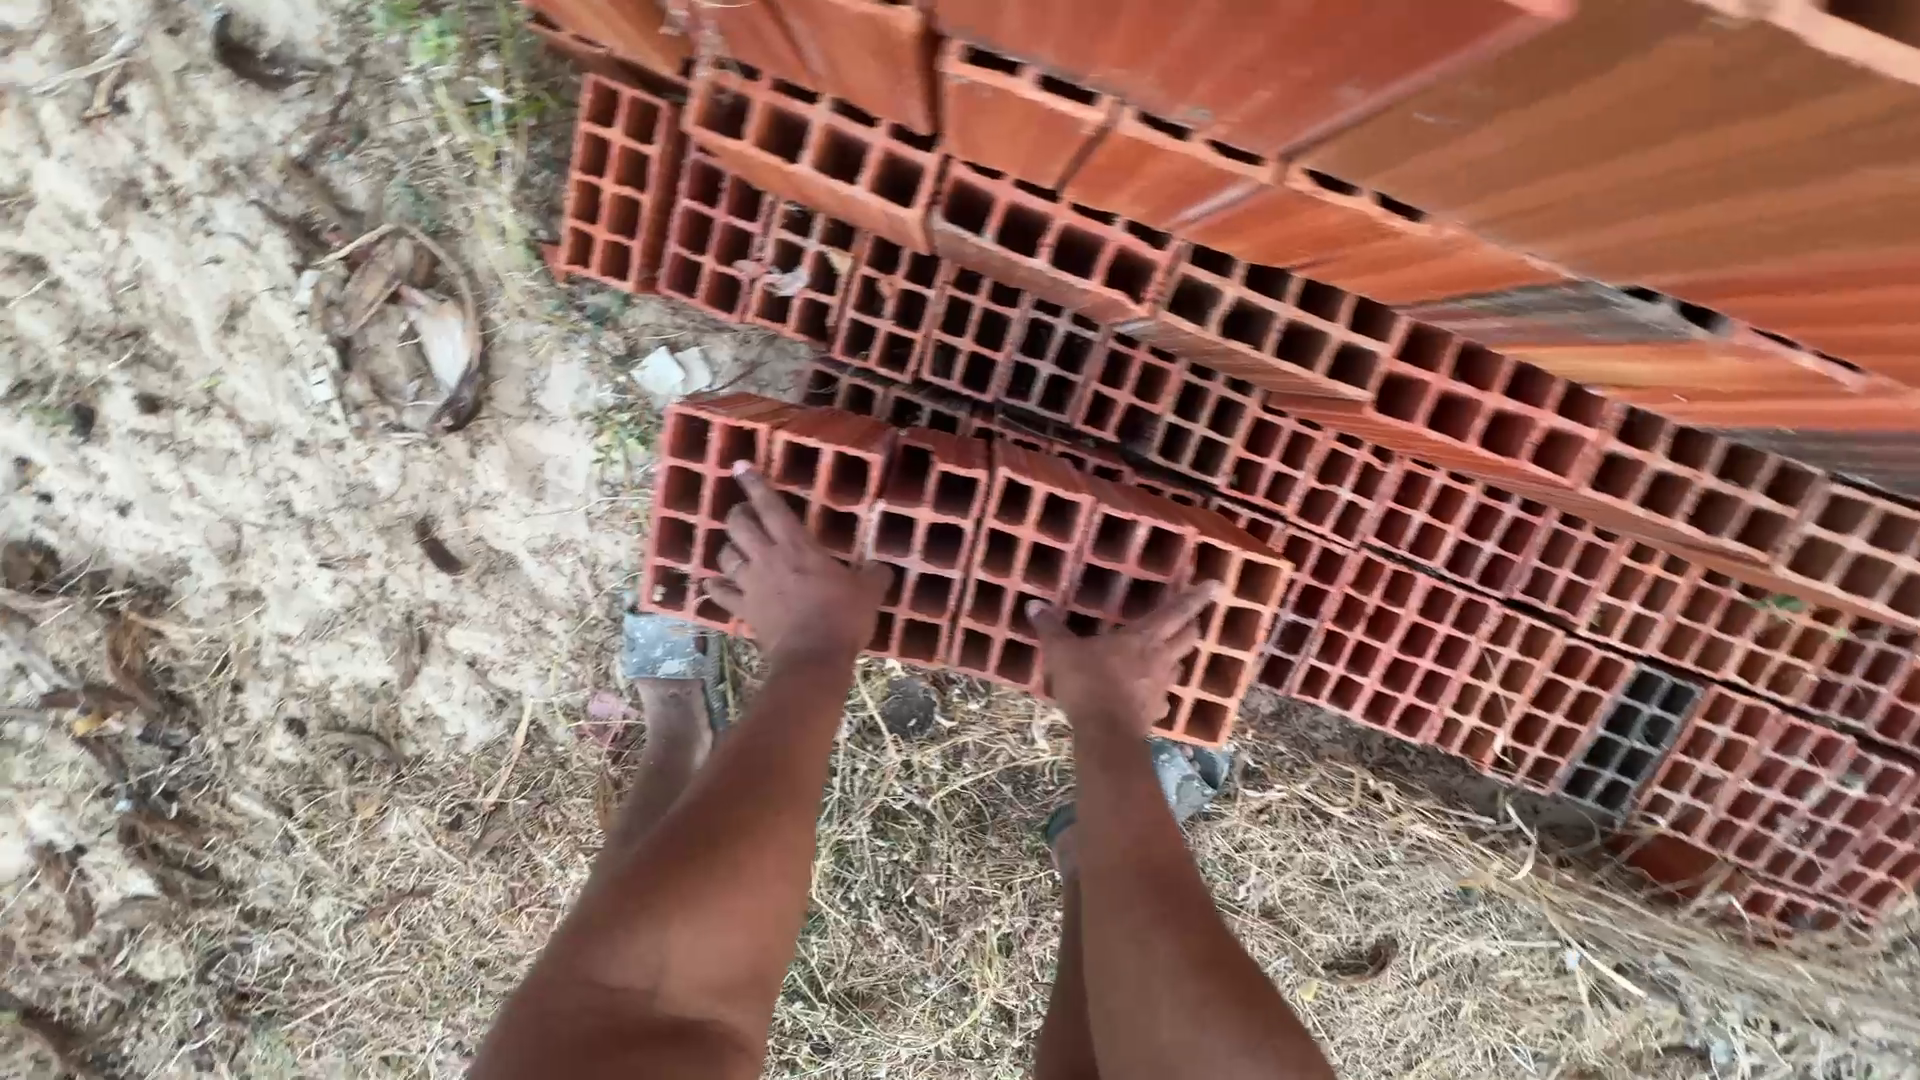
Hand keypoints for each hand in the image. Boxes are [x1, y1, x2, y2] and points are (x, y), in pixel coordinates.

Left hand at [707, 462, 891, 663]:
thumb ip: (874, 575)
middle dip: (738, 513)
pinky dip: (714, 587)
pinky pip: (720, 593)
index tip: (740, 466)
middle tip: (745, 512)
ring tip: (735, 546)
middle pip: (739, 525)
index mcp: (797, 545)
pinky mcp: (743, 610)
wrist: (813, 657)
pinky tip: (713, 584)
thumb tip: (883, 568)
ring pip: (725, 555)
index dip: (754, 484)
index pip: (770, 506)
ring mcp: (751, 585)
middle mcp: (767, 558)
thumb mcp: (869, 592)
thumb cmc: (843, 618)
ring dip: (728, 546)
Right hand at [1027, 582, 1220, 738]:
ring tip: (1167, 653)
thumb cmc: (1088, 683)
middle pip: (1189, 637)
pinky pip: (1164, 696)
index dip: (1197, 596)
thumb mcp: (1061, 652)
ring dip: (1177, 656)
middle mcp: (1160, 658)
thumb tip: (1033, 605)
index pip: (1177, 611)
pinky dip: (1160, 690)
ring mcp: (1161, 686)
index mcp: (1142, 637)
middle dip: (1192, 625)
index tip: (1216, 585)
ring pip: (1180, 665)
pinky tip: (1149, 694)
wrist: (1105, 734)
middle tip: (1189, 618)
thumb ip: (1050, 628)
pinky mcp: (1156, 711)